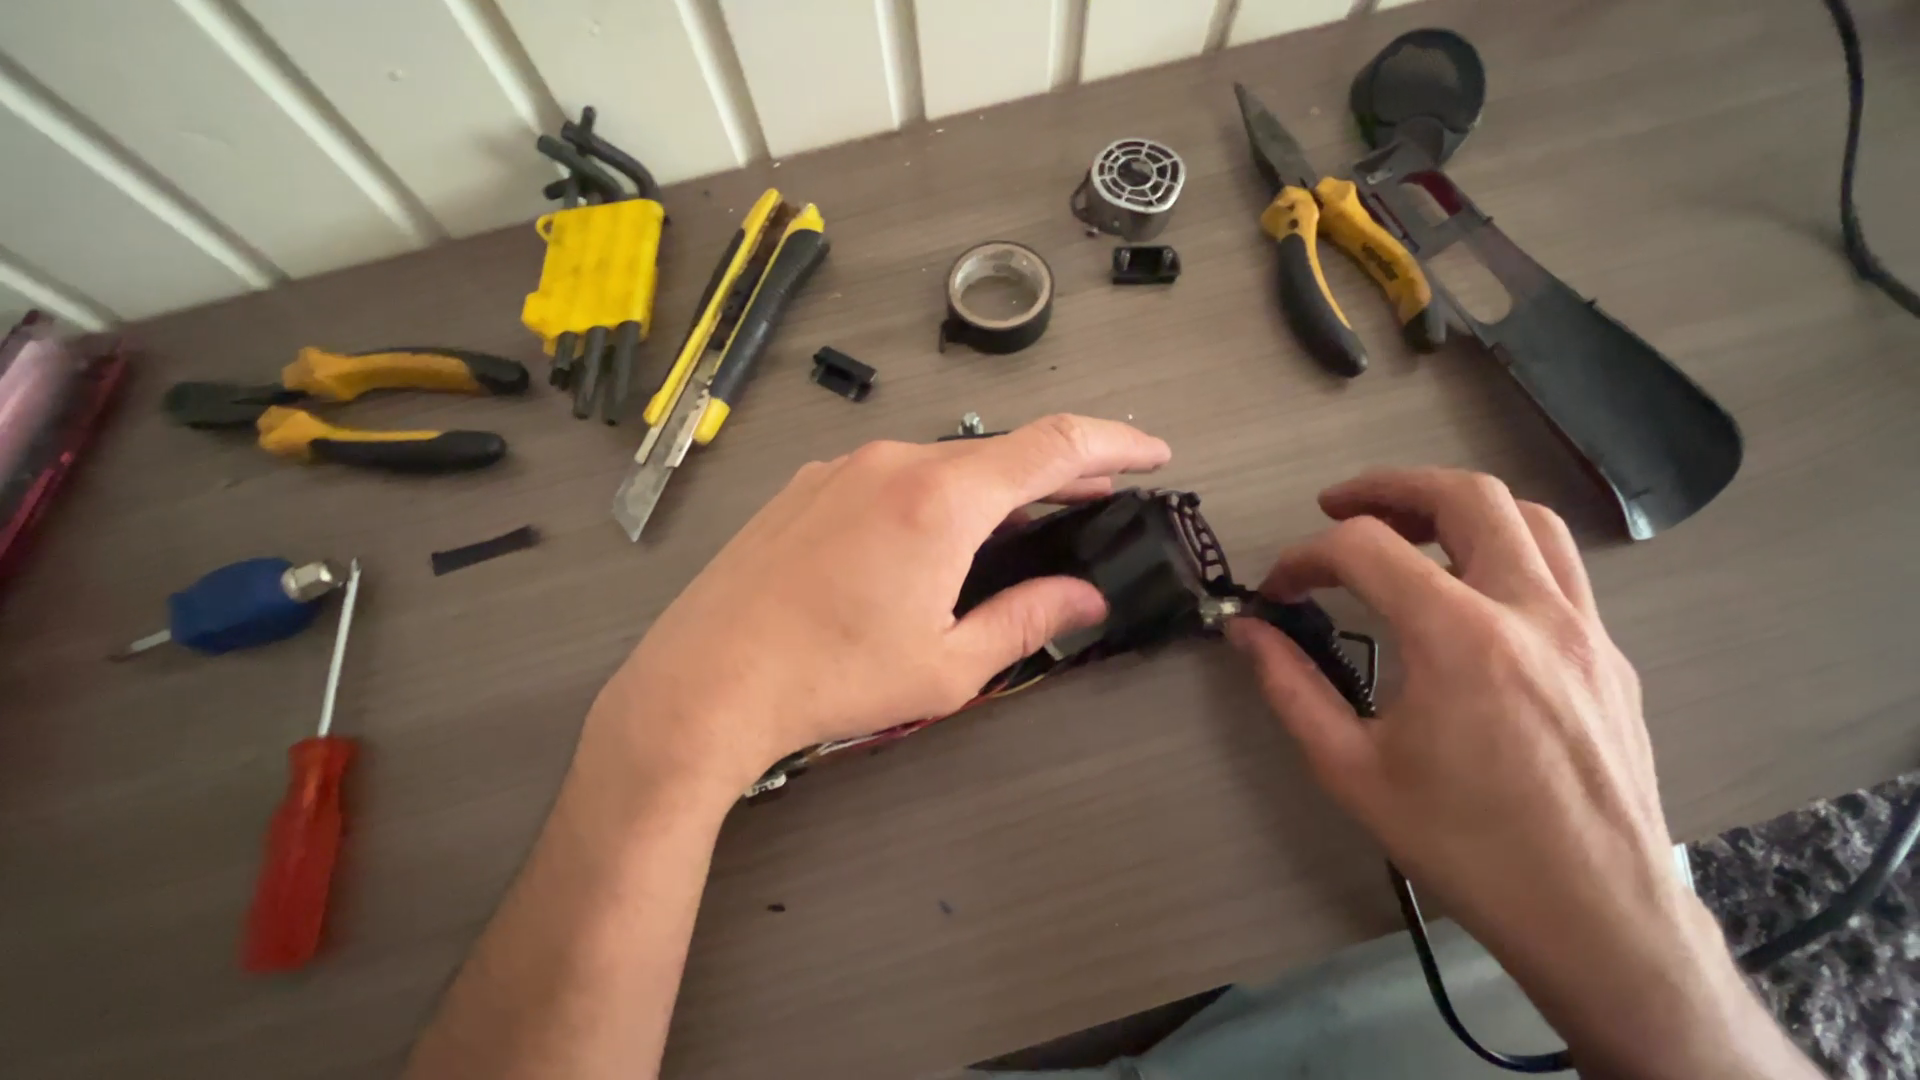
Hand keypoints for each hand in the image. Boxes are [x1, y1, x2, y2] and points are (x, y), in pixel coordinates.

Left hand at [588, 415, 1170, 796]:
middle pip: (999, 453)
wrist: (706, 679)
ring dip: (990, 490)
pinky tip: (927, 541)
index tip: (1152, 453)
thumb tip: (1086, 597)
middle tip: (1094, 506)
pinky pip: (892, 475)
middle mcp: (895, 462)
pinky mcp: (809, 485)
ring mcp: (844, 467)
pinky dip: (933, 495)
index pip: (1056, 447)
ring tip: (1015, 531)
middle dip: (1056, 476)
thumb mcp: (949, 665)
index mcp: (943, 499)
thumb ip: (1029, 618)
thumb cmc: (834, 678)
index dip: (1116, 443)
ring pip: (943, 463)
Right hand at [1228, 469, 1812, 1074]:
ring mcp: (1585, 629)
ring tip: (1406, 530)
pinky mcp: (1610, 655)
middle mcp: (1531, 612)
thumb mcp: (1349, 768)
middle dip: (1389, 486)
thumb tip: (1245, 631)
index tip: (1278, 591)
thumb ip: (1289, 685)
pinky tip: (1467, 595)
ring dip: (1456, 507)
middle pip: (1465, 496)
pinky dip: (1502, 550)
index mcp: (1459, 638)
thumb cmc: (1460, 843)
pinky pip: (1559, 569)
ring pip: (1528, 518)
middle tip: (1337, 505)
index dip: (1305, 557)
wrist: (1595, 916)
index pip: (1366, 548)